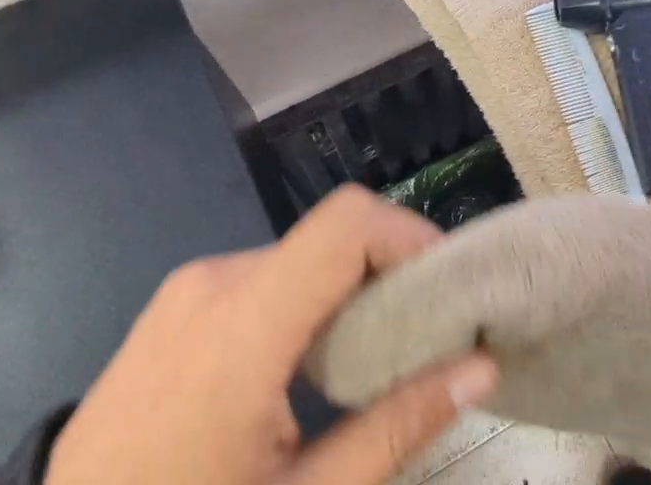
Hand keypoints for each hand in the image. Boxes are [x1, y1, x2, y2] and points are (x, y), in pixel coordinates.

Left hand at [46, 186, 498, 484]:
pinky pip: (258, 283)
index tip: (452, 295)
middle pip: (330, 241)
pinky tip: (306, 374)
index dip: (412, 238)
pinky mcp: (168, 312)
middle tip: (428, 342)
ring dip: (348, 296)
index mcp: (242, 324)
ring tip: (371, 366)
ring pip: (299, 262)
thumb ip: (398, 426)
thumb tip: (482, 368)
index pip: (348, 223)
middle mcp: (212, 283)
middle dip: (391, 277)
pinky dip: (304, 307)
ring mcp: (182, 294)